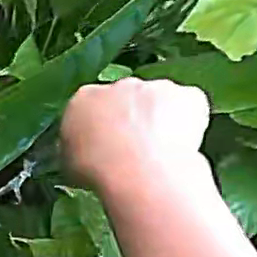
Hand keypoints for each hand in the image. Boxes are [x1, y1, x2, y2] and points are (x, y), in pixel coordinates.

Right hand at [60, 77, 212, 198]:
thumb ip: (75, 144)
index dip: (92, 125)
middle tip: (126, 144)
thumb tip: (82, 148)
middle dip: (125, 115)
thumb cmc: (96, 168)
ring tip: (153, 147)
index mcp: (82, 99)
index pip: (86, 107)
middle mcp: (119, 85)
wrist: (139, 171)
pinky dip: (185, 119)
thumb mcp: (67, 160)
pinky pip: (187, 104)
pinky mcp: (189, 94)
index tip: (96, 141)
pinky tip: (176, 142)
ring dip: (155, 115)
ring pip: (156, 99)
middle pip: (123, 97)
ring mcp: (157, 87)